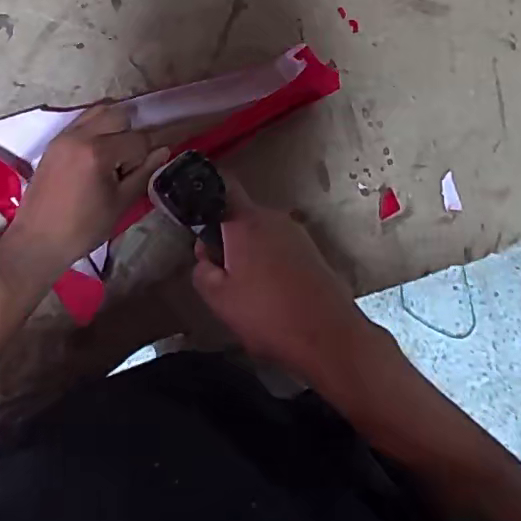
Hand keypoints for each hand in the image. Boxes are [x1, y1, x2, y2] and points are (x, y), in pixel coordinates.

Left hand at [0, 104, 167, 287]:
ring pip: (99, 112)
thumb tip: (163, 150)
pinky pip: (83, 122)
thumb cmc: (83, 227)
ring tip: (118, 152)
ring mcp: (64, 137)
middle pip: (119, 115)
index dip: (152, 148)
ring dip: (115, 125)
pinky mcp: (54, 143)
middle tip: (134, 158)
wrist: (36, 242)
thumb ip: (144, 172)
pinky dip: (98, 128)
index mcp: (98, 152)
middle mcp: (79, 136)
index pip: (138, 139)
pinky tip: (101, 152)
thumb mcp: (121, 202)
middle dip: (133, 132)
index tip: (161, 154)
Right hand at [191, 176, 385, 383]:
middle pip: (242, 216)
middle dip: (227, 237)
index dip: (206, 192)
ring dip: (249, 251)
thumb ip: (202, 270)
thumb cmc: (267, 314)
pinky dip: (270, 261)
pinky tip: (271, 293)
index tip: (194, 210)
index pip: (224, 187)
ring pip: (262, 233)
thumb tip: (206, 253)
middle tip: (218, 271)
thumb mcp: (219, 299)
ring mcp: (297, 232)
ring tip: (247, 289)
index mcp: (247, 222)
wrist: (327, 333)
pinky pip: (280, 246)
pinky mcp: (312, 250)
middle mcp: (274, 218)